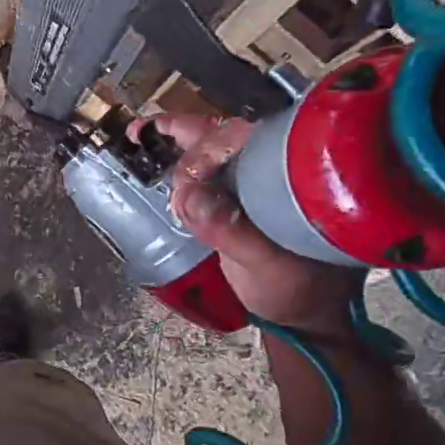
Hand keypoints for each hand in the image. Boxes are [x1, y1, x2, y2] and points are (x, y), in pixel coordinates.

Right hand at [130, 112, 362, 336]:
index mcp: (290, 172)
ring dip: (172, 140)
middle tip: (139, 135)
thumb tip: (186, 194)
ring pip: (208, 146)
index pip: (241, 138)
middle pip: (220, 133)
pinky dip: (173, 162)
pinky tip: (152, 164)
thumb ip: (229, 231)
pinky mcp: (231, 198)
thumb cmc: (297, 289)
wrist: (306, 315)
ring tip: (138, 137)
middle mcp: (271, 168)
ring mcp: (251, 181)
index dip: (204, 149)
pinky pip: (201, 171)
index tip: (181, 180)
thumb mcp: (266, 265)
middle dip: (177, 130)